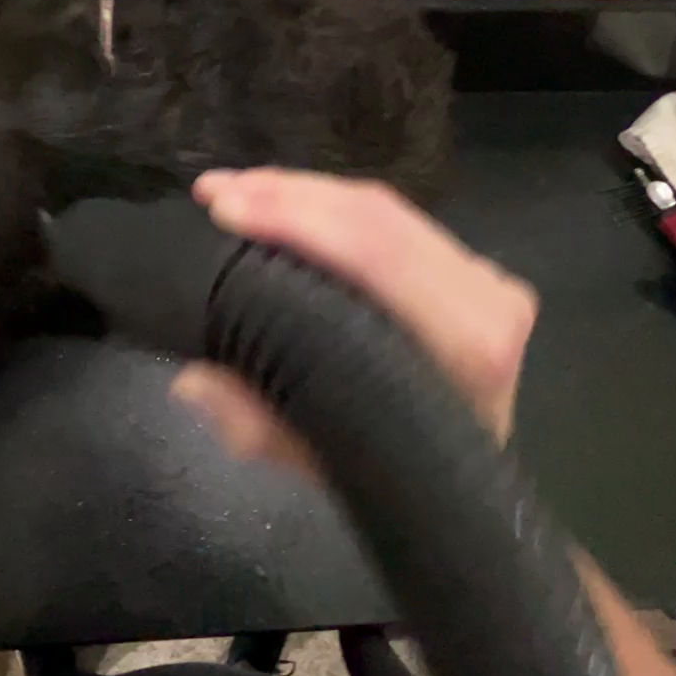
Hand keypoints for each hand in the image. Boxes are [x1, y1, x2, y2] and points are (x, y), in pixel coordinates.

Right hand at [170, 169, 535, 473]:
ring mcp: (480, 274)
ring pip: (380, 204)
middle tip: (213, 190)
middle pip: (375, 213)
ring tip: (231, 188)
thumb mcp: (325, 463)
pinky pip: (388, 214)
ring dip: (298, 190)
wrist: (467, 487)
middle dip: (284, 192)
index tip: (223, 209)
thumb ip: (262, 428)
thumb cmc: (400, 473)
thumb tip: (191, 381)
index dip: (295, 218)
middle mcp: (484, 295)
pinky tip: (277, 198)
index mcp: (467, 344)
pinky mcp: (464, 263)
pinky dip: (324, 201)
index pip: (376, 251)